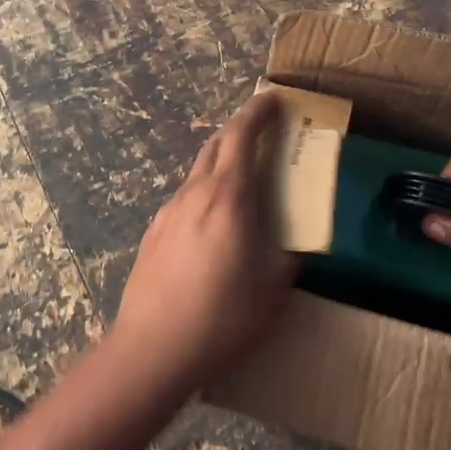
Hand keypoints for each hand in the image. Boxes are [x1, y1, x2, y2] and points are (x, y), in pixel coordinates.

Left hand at [111, 93, 297, 391]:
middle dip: (240, 131)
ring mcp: (168, 213)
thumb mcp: (273, 289)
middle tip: (264, 134)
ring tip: (243, 183)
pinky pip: (184, 200)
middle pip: (216, 145)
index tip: (274, 100)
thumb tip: (298, 244)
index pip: (241, 134)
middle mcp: (194, 193)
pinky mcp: (153, 234)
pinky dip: (204, 194)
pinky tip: (212, 226)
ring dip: (221, 164)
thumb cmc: (222, 317)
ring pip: (198, 173)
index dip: (258, 112)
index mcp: (227, 196)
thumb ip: (289, 257)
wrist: (152, 350)